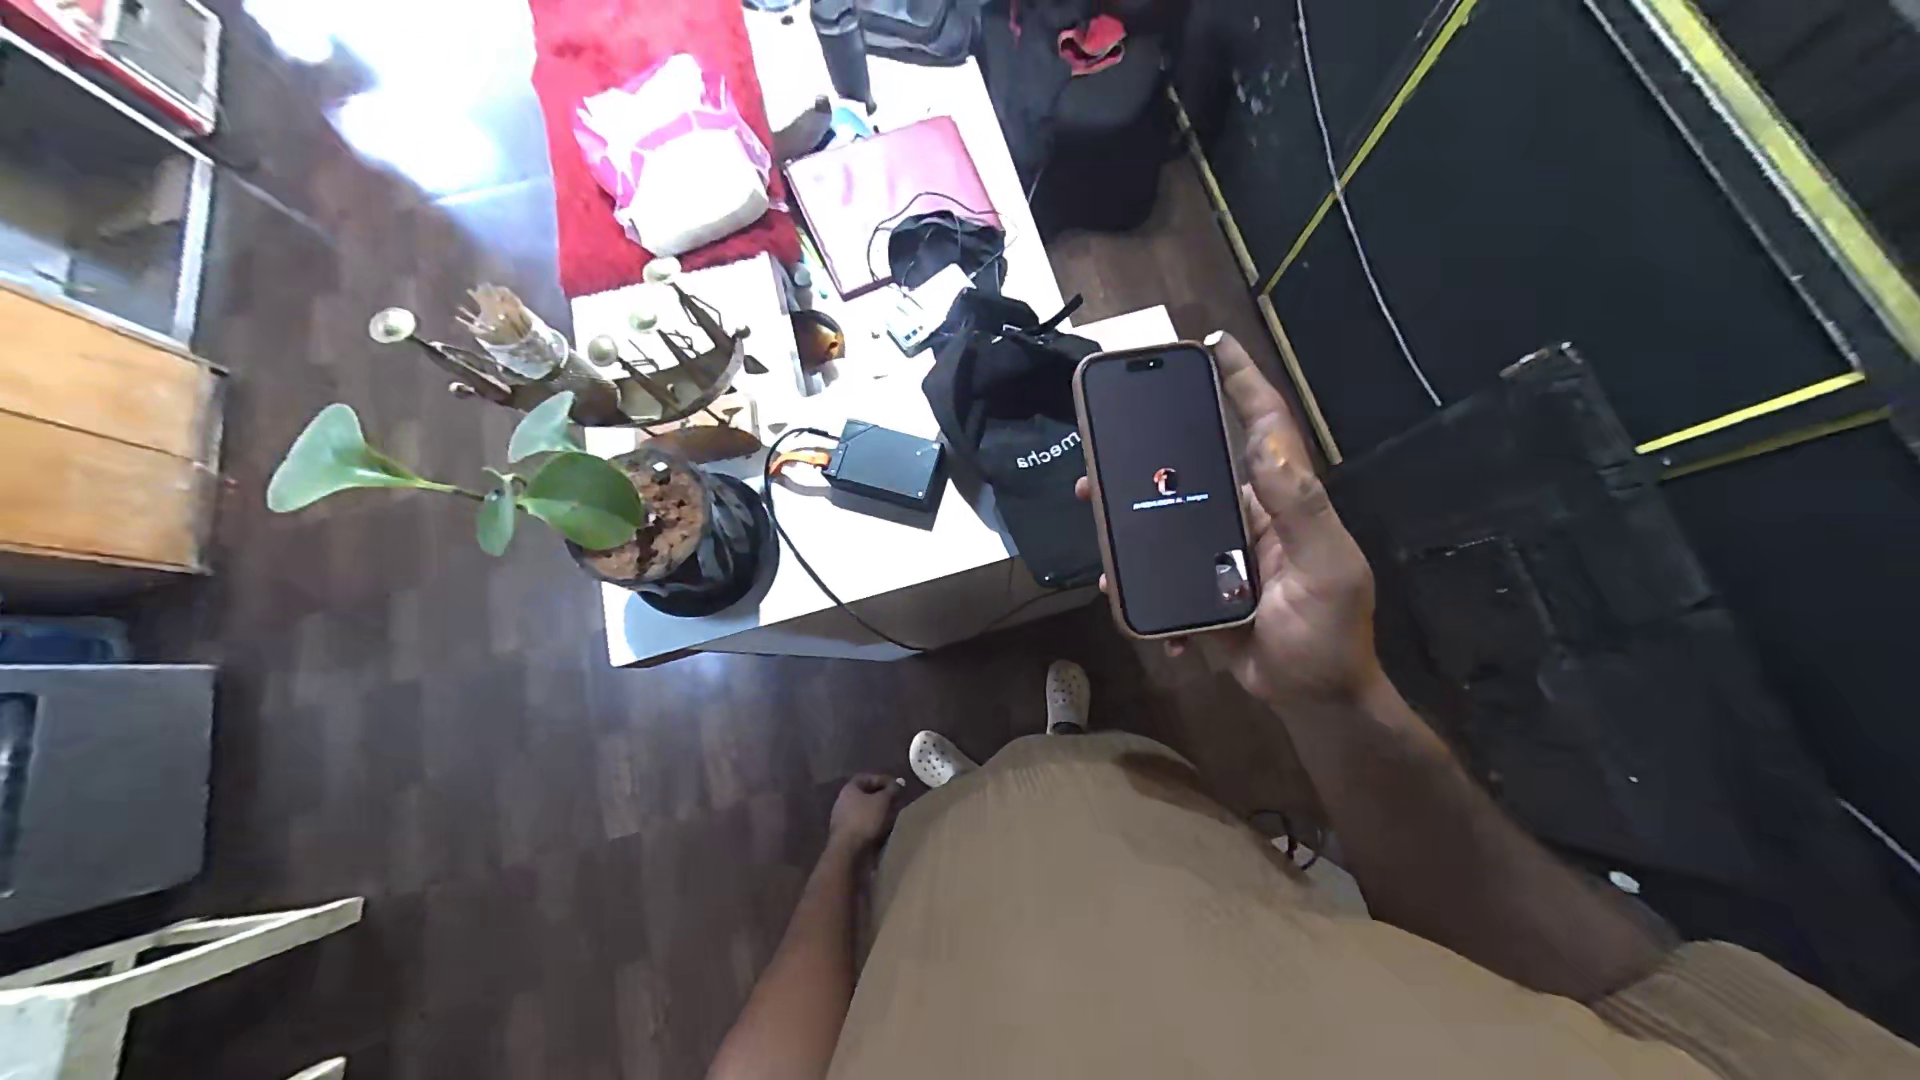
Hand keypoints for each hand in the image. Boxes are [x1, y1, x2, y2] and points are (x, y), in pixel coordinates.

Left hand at [828, 773, 897, 851]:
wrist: (847, 851)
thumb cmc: (864, 819)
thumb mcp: (882, 801)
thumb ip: (891, 790)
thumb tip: (900, 782)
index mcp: (849, 789)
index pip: (866, 777)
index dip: (882, 779)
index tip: (895, 785)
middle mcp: (843, 801)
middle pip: (865, 794)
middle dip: (881, 796)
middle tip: (895, 800)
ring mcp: (843, 818)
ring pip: (864, 809)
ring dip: (878, 811)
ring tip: (892, 814)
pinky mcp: (846, 834)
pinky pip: (862, 823)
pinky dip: (873, 823)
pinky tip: (883, 828)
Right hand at [1075, 332, 1380, 706]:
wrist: (1310, 696)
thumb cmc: (1331, 634)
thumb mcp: (1327, 569)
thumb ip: (1299, 509)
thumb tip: (1266, 443)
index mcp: (1281, 503)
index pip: (1264, 429)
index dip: (1243, 383)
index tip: (1214, 347)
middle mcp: (1245, 517)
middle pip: (1194, 469)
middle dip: (1150, 451)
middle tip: (1107, 444)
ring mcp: (1216, 552)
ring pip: (1163, 517)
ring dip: (1126, 512)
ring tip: (1092, 503)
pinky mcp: (1195, 585)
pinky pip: (1155, 569)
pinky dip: (1134, 577)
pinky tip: (1116, 586)